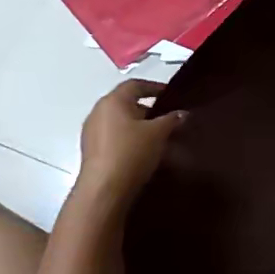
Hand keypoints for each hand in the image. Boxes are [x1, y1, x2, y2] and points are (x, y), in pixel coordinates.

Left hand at [78, 80, 186, 206]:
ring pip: (120, 121)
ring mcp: (92, 131)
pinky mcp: (91, 149)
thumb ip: (171, 120)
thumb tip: (182, 113)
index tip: (170, 93)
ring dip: (139, 125)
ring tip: (158, 137)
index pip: (134, 85)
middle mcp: (98, 111)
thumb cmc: (132, 152)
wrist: (104, 188)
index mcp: (113, 101)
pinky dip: (129, 138)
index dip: (154, 86)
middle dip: (148, 109)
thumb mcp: (158, 134)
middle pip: (126, 103)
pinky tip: (143, 151)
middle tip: (167, 118)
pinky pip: (114, 136)